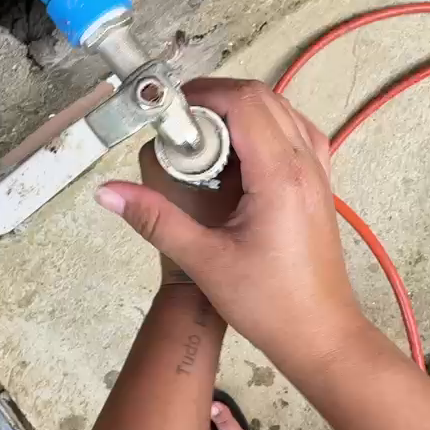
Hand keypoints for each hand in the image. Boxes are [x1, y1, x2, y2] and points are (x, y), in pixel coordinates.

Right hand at [97, 79, 370, 370]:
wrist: (321, 335)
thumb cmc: (268, 304)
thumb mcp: (204, 262)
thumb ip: (156, 220)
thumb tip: (107, 192)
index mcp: (280, 175)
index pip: (245, 103)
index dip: (205, 94)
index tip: (171, 112)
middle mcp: (305, 163)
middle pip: (264, 97)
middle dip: (217, 99)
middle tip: (180, 126)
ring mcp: (319, 171)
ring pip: (283, 110)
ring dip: (242, 110)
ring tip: (204, 138)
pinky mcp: (319, 184)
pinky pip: (295, 132)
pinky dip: (265, 126)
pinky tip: (239, 154)